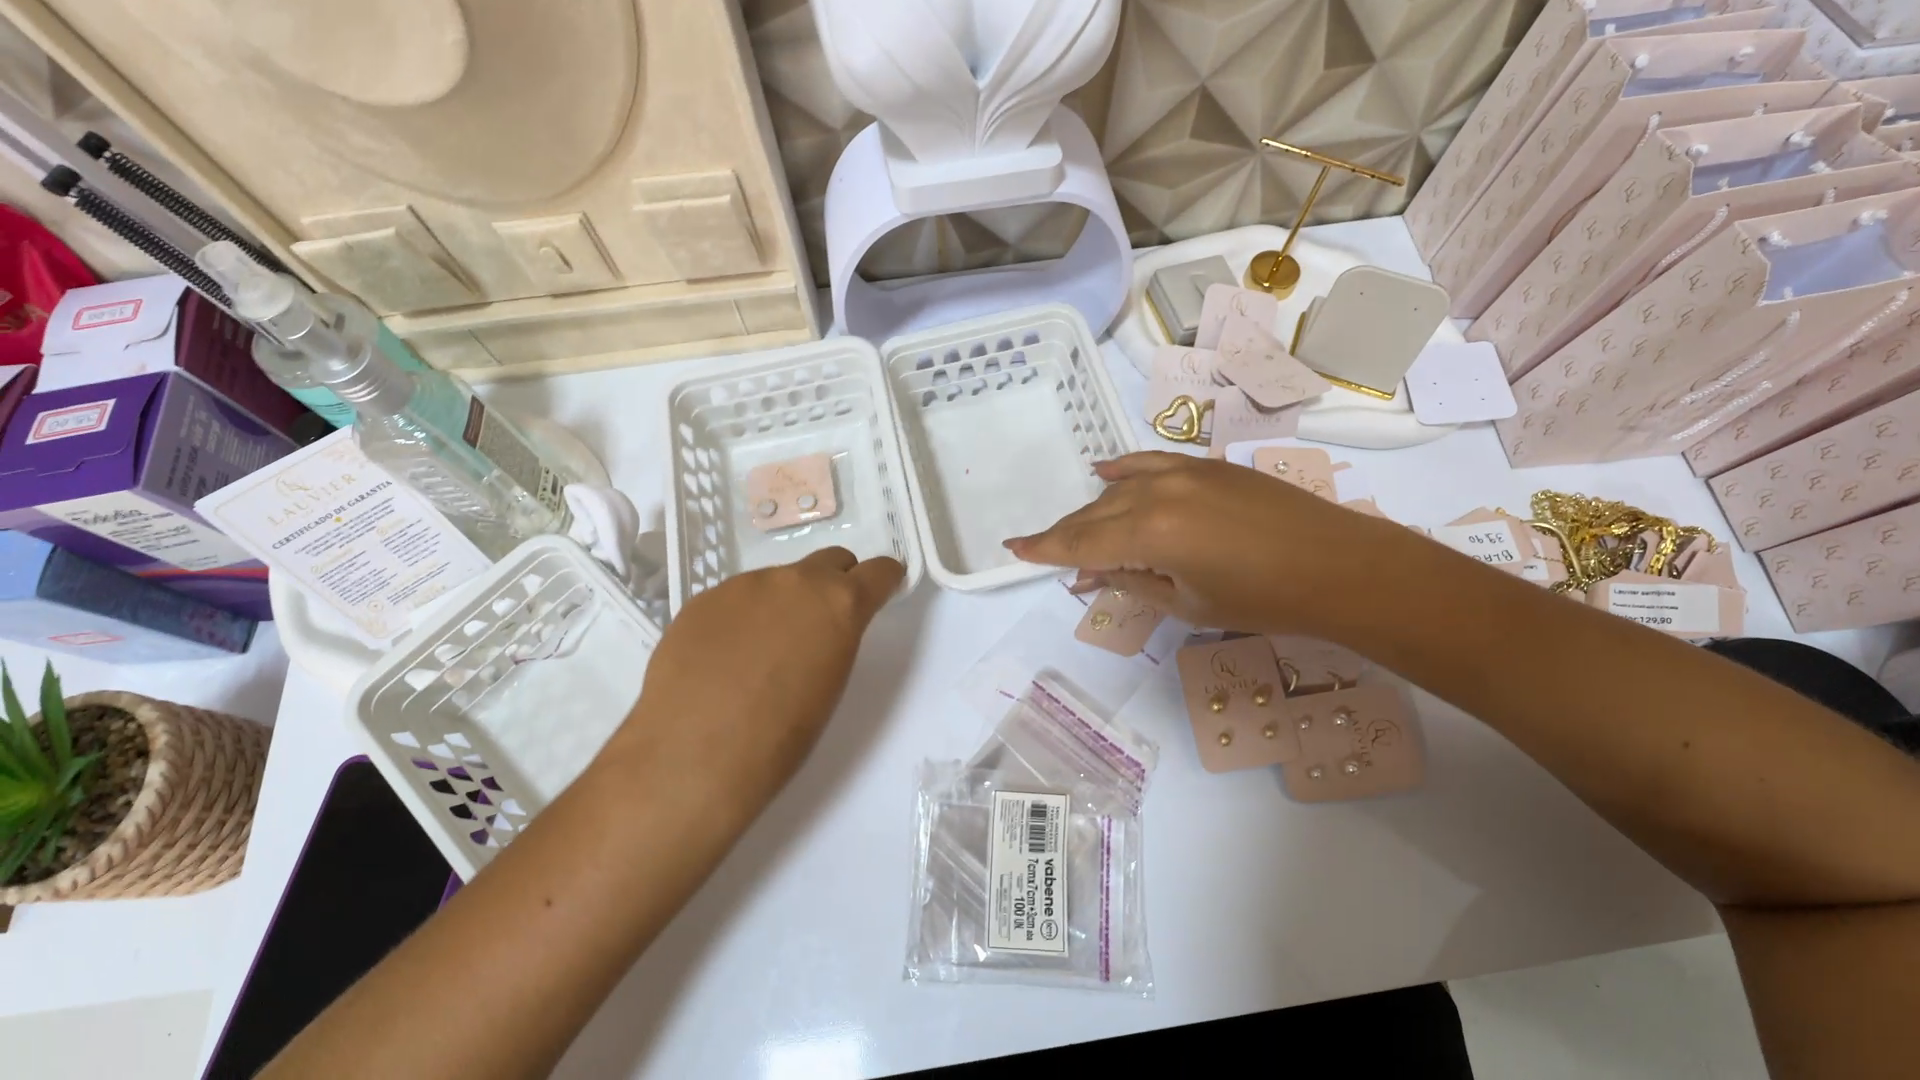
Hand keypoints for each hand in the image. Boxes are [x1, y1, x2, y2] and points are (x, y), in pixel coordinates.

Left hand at [608, 547, 903, 815]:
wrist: (693, 753)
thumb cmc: (779, 738)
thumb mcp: (830, 687)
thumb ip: (834, 642)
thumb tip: (821, 633)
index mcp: (838, 604)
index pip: (878, 572)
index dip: (884, 582)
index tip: (882, 593)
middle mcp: (792, 582)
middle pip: (829, 561)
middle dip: (835, 584)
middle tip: (824, 625)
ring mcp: (742, 586)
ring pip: (777, 583)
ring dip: (782, 605)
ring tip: (761, 655)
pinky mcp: (701, 601)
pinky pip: (734, 601)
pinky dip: (740, 620)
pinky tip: (723, 660)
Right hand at [1004, 452, 1404, 635]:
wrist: (1339, 567)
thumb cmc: (1263, 600)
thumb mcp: (1187, 603)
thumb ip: (1131, 582)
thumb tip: (1088, 574)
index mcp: (1148, 533)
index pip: (1080, 542)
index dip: (1044, 548)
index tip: (1013, 548)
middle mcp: (1156, 492)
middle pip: (1095, 515)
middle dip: (1067, 534)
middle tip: (1045, 551)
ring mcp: (1183, 472)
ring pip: (1119, 488)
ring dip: (1094, 510)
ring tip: (1077, 529)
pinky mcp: (1206, 465)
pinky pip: (1150, 462)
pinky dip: (1124, 468)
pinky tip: (1104, 471)